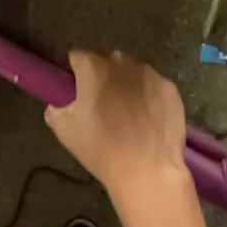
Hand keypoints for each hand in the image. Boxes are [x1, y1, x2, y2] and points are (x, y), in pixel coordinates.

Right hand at [45, 51, 188, 198]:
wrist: (147, 170)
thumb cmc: (101, 148)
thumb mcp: (64, 130)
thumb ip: (56, 108)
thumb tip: (58, 103)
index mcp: (94, 69)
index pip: (78, 56)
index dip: (75, 72)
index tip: (76, 90)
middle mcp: (123, 64)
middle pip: (108, 61)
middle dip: (103, 76)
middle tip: (102, 103)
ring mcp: (150, 75)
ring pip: (133, 72)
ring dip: (127, 84)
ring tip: (129, 113)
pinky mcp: (170, 89)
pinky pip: (154, 86)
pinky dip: (149, 96)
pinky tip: (148, 119)